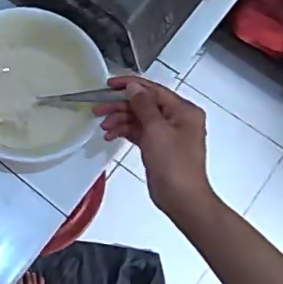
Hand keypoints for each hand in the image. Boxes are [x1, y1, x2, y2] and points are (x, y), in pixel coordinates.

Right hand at [94, 75, 215, 216]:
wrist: (182, 198)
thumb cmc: (174, 164)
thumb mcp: (157, 130)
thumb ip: (144, 105)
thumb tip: (134, 88)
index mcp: (184, 110)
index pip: (153, 90)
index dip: (130, 85)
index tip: (109, 85)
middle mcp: (177, 118)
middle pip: (145, 104)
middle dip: (121, 106)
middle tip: (98, 109)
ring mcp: (168, 134)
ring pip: (140, 118)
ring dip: (121, 119)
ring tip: (103, 126)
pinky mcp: (159, 147)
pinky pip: (140, 132)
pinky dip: (125, 132)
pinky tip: (110, 135)